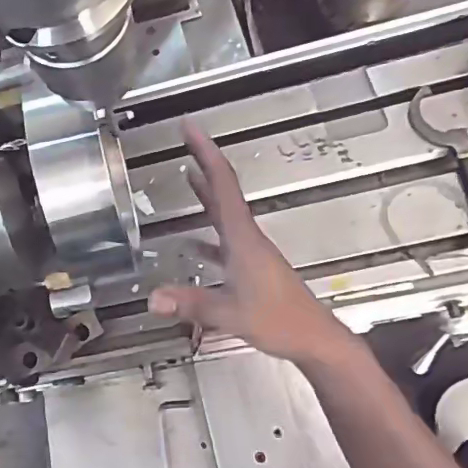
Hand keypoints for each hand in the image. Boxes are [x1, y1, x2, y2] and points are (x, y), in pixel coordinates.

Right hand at [147, 122, 364, 368]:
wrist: (314, 338)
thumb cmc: (280, 320)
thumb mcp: (231, 314)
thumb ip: (191, 304)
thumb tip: (152, 298)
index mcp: (243, 238)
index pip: (223, 184)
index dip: (205, 153)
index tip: (190, 128)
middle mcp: (247, 237)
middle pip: (223, 189)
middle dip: (204, 161)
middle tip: (186, 139)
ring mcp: (250, 251)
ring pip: (224, 212)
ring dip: (207, 190)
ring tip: (187, 174)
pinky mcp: (251, 266)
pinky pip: (224, 238)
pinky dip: (207, 231)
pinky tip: (191, 241)